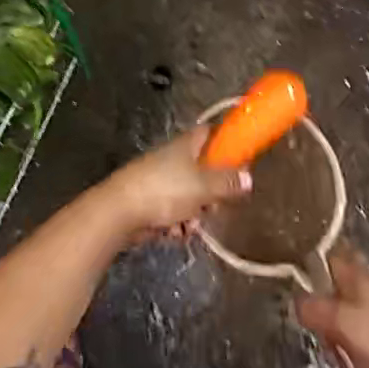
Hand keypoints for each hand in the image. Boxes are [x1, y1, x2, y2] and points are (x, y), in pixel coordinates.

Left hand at [99, 126, 250, 233]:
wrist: (119, 211)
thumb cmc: (165, 190)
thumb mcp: (203, 186)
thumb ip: (227, 182)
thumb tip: (249, 177)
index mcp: (188, 145)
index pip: (212, 133)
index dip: (226, 144)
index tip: (238, 162)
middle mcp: (175, 158)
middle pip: (204, 171)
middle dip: (210, 194)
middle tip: (212, 206)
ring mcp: (161, 179)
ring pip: (190, 195)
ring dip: (193, 214)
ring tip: (188, 226)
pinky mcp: (150, 201)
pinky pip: (172, 211)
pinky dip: (175, 224)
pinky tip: (171, 233)